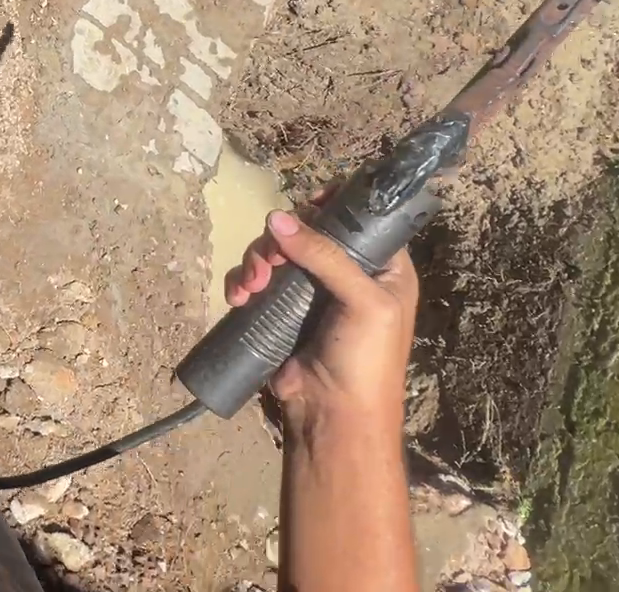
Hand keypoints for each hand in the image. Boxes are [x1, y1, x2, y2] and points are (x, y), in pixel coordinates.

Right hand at [224, 206, 418, 429]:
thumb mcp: (362, 303)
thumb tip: (275, 217)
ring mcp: (307, 290)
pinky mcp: (277, 307)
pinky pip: (252, 277)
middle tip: (270, 261)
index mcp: (380, 268)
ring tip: (250, 288)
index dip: (333, 205)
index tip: (307, 205)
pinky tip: (238, 298)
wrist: (332, 414)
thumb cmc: (365, 359)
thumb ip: (324, 256)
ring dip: (255, 262)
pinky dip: (241, 281)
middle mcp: (343, 273)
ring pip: (272, 251)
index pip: (358, 219)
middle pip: (303, 230)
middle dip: (278, 240)